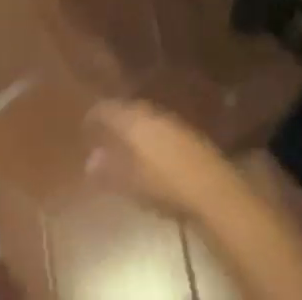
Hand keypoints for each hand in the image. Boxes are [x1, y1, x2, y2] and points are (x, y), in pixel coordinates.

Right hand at [85, 100, 232, 211]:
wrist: (215, 193)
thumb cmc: (164, 186)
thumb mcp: (130, 182)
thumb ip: (107, 169)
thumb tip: (89, 160)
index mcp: (133, 120)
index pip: (107, 109)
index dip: (95, 116)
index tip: (86, 125)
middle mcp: (153, 115)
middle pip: (129, 110)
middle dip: (117, 119)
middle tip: (106, 132)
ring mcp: (176, 125)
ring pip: (148, 119)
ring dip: (137, 128)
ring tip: (128, 143)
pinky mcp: (194, 138)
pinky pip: (165, 130)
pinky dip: (155, 138)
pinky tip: (155, 154)